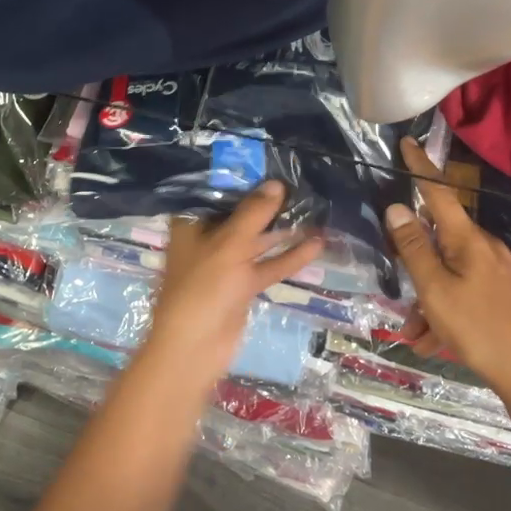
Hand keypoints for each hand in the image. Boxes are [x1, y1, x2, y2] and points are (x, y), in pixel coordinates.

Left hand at [145, 181, 321, 385]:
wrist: (194, 349)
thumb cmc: (203, 287)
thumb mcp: (230, 243)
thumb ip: (254, 213)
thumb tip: (277, 183)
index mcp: (192, 224)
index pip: (217, 192)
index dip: (242, 178)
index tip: (271, 161)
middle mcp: (208, 239)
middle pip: (241, 214)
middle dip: (269, 202)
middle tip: (301, 181)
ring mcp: (226, 264)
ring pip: (258, 240)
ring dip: (284, 229)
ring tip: (316, 208)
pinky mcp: (242, 286)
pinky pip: (268, 265)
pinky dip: (289, 256)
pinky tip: (317, 243)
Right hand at [383, 138, 510, 394]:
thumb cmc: (478, 328)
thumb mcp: (435, 289)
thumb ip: (413, 248)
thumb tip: (397, 208)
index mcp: (468, 239)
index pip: (439, 193)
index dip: (421, 169)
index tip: (408, 143)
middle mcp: (483, 248)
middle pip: (437, 238)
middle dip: (413, 262)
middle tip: (396, 284)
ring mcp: (493, 271)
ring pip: (445, 271)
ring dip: (425, 296)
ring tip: (414, 331)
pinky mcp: (498, 294)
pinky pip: (459, 291)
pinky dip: (441, 309)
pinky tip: (431, 340)